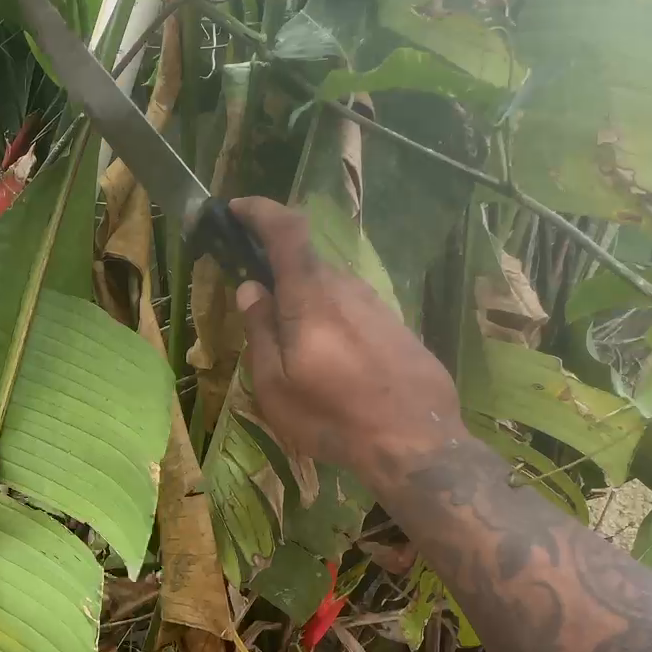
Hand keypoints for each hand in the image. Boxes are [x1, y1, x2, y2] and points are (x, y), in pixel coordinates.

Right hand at [229, 197, 465, 488]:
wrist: (414, 442)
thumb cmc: (332, 417)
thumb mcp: (275, 384)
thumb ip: (261, 331)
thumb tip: (251, 288)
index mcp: (311, 299)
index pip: (288, 232)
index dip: (261, 212)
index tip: (237, 209)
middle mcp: (347, 290)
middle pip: (305, 264)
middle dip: (276, 275)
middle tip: (254, 309)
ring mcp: (376, 306)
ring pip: (328, 289)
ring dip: (302, 303)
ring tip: (290, 349)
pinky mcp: (394, 326)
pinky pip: (350, 310)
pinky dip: (326, 320)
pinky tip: (325, 363)